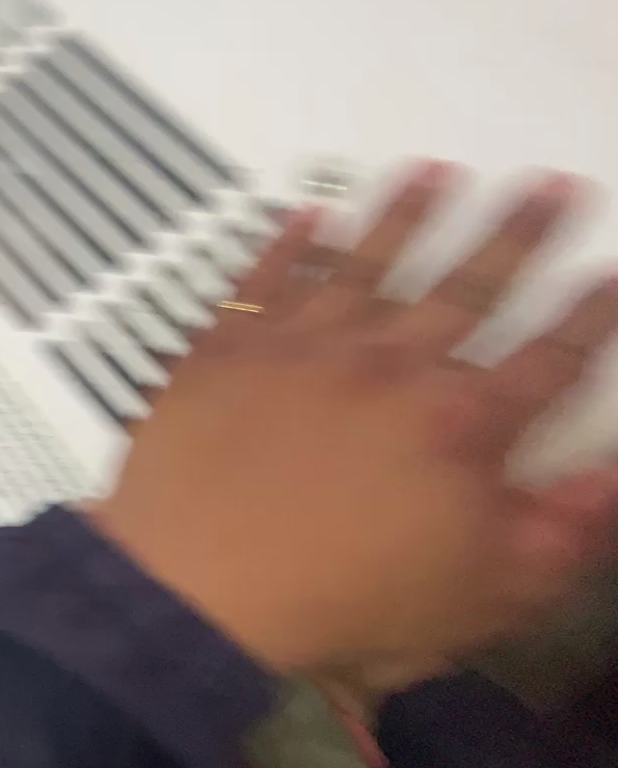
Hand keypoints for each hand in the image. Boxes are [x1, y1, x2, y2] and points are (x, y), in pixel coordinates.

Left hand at [85, 163, 617, 687]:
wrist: (192, 580)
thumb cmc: (339, 598)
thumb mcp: (486, 589)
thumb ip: (566, 525)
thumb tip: (616, 470)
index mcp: (461, 425)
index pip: (549, 356)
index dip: (594, 314)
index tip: (617, 270)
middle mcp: (382, 370)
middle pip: (463, 292)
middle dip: (512, 236)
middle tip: (547, 183)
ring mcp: (292, 353)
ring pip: (360, 269)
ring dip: (402, 218)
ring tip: (433, 170)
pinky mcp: (218, 353)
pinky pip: (255, 286)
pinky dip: (281, 246)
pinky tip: (307, 214)